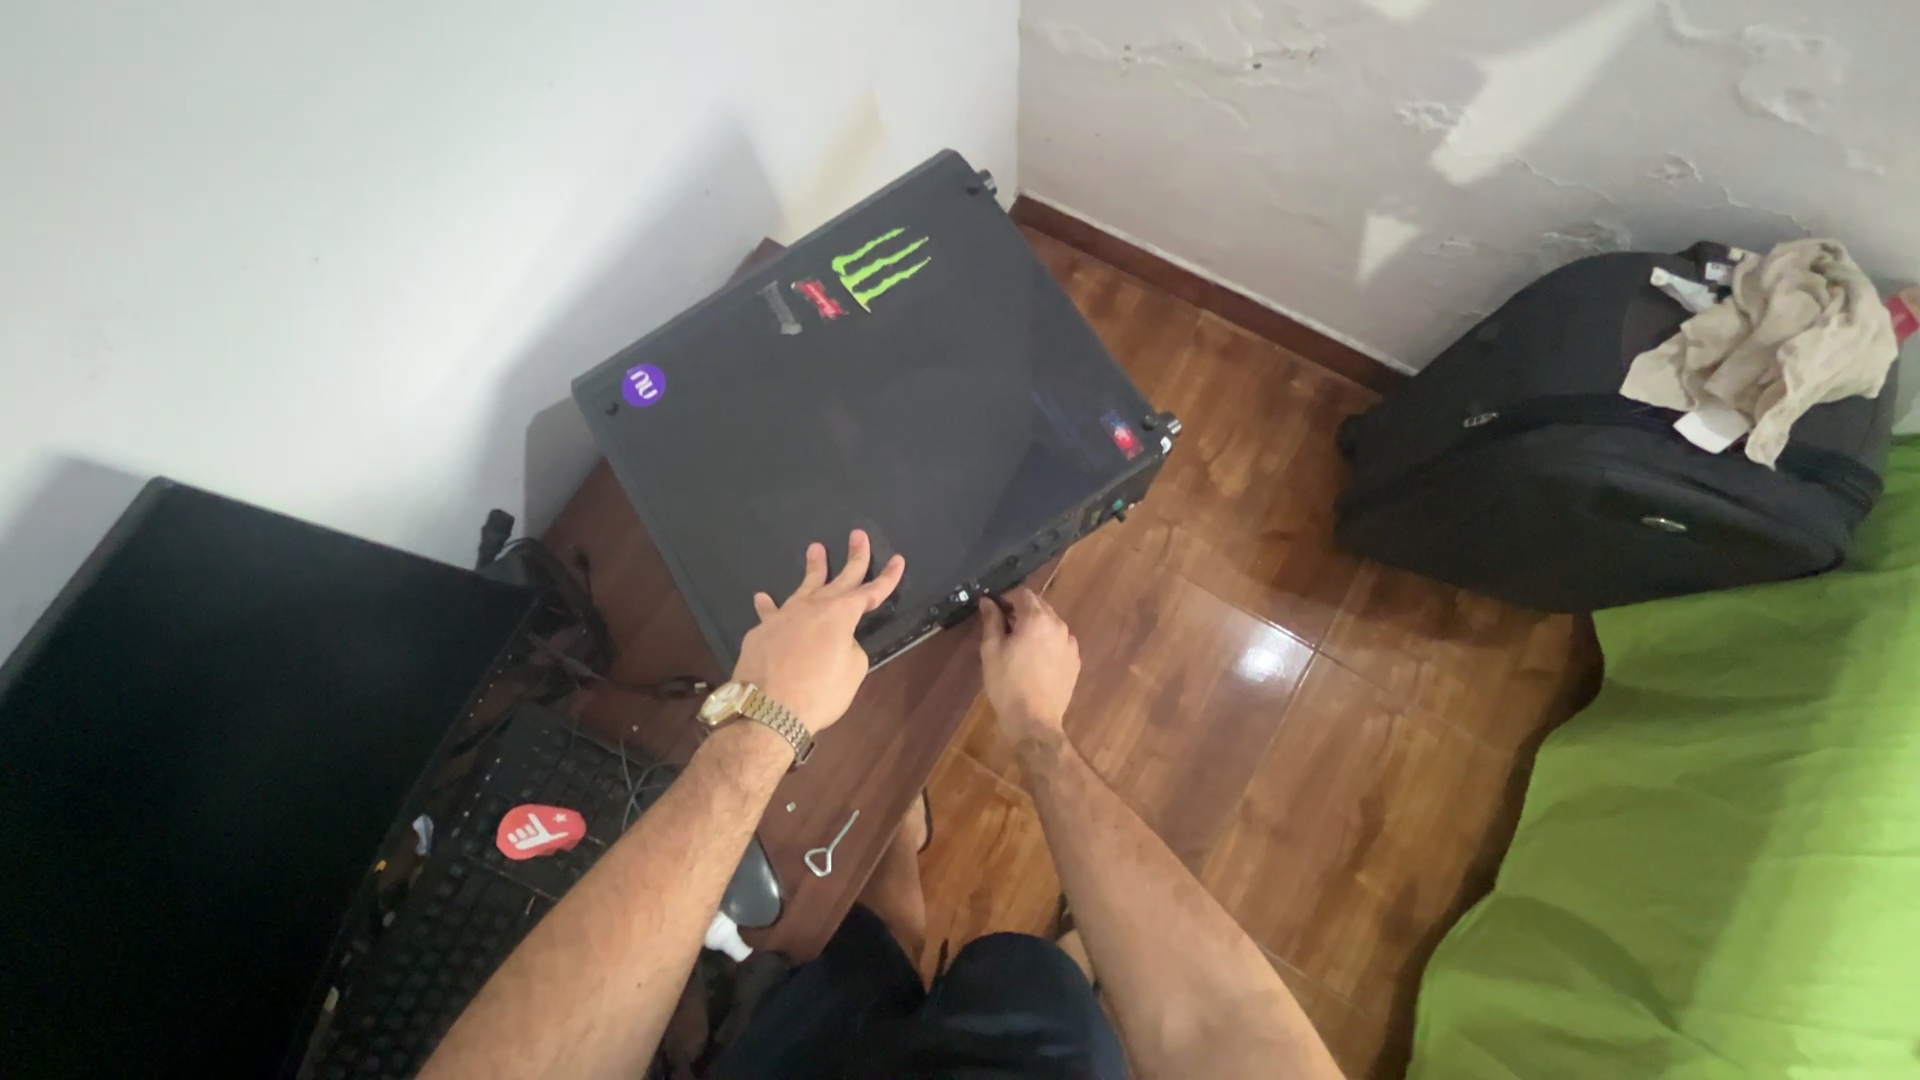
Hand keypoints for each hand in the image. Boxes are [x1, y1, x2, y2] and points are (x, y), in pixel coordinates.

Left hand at [733, 530, 904, 734]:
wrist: (767, 710)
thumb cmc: (819, 693)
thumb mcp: (852, 672)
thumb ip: (850, 649)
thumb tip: (839, 642)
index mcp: (840, 615)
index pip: (871, 592)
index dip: (887, 578)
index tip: (899, 559)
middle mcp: (812, 608)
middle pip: (838, 579)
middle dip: (853, 557)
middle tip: (858, 535)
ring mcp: (784, 617)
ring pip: (802, 588)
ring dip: (812, 568)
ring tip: (816, 548)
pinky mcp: (761, 632)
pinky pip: (769, 614)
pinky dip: (768, 606)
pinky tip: (762, 596)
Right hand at [977, 588, 1079, 745]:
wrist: (1033, 720)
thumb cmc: (1006, 683)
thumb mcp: (991, 650)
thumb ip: (991, 620)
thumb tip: (988, 601)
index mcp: (1036, 619)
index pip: (1023, 594)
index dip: (1007, 597)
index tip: (995, 609)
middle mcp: (1058, 625)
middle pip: (1040, 606)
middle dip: (1022, 610)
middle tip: (1005, 627)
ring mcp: (1070, 643)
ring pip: (1051, 623)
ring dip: (1036, 625)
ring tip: (1020, 644)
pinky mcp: (1075, 660)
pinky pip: (1060, 640)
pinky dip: (1048, 641)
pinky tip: (1036, 659)